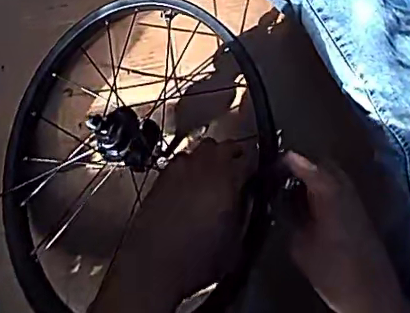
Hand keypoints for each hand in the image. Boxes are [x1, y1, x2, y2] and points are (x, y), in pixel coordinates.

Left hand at [91, 139, 252, 312]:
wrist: (153, 262)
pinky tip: (190, 182)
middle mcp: (206, 165)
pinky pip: (183, 159)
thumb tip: (245, 207)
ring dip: (211, 157)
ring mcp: (183, 165)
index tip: (257, 174)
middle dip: (234, 154)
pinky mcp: (164, 173)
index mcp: (228, 179)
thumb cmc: (194, 259)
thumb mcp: (233, 246)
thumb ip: (243, 217)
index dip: (255, 167)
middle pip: (225, 146)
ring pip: (203, 148)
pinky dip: (191, 165)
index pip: (249, 160)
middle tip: (237, 167)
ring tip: (214, 173)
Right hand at [281, 152, 409, 312]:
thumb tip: (277, 203)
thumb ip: (287, 217)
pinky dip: (323, 188)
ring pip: (329, 173)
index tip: (267, 169)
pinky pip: (337, 185)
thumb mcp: (300, 246)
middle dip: (299, 167)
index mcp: (327, 187)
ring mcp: (354, 195)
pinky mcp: (359, 209)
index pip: (300, 161)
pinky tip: (311, 205)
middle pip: (317, 162)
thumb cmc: (334, 270)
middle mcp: (342, 184)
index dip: (281, 162)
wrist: (374, 296)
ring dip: (313, 177)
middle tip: (280, 179)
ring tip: (293, 192)